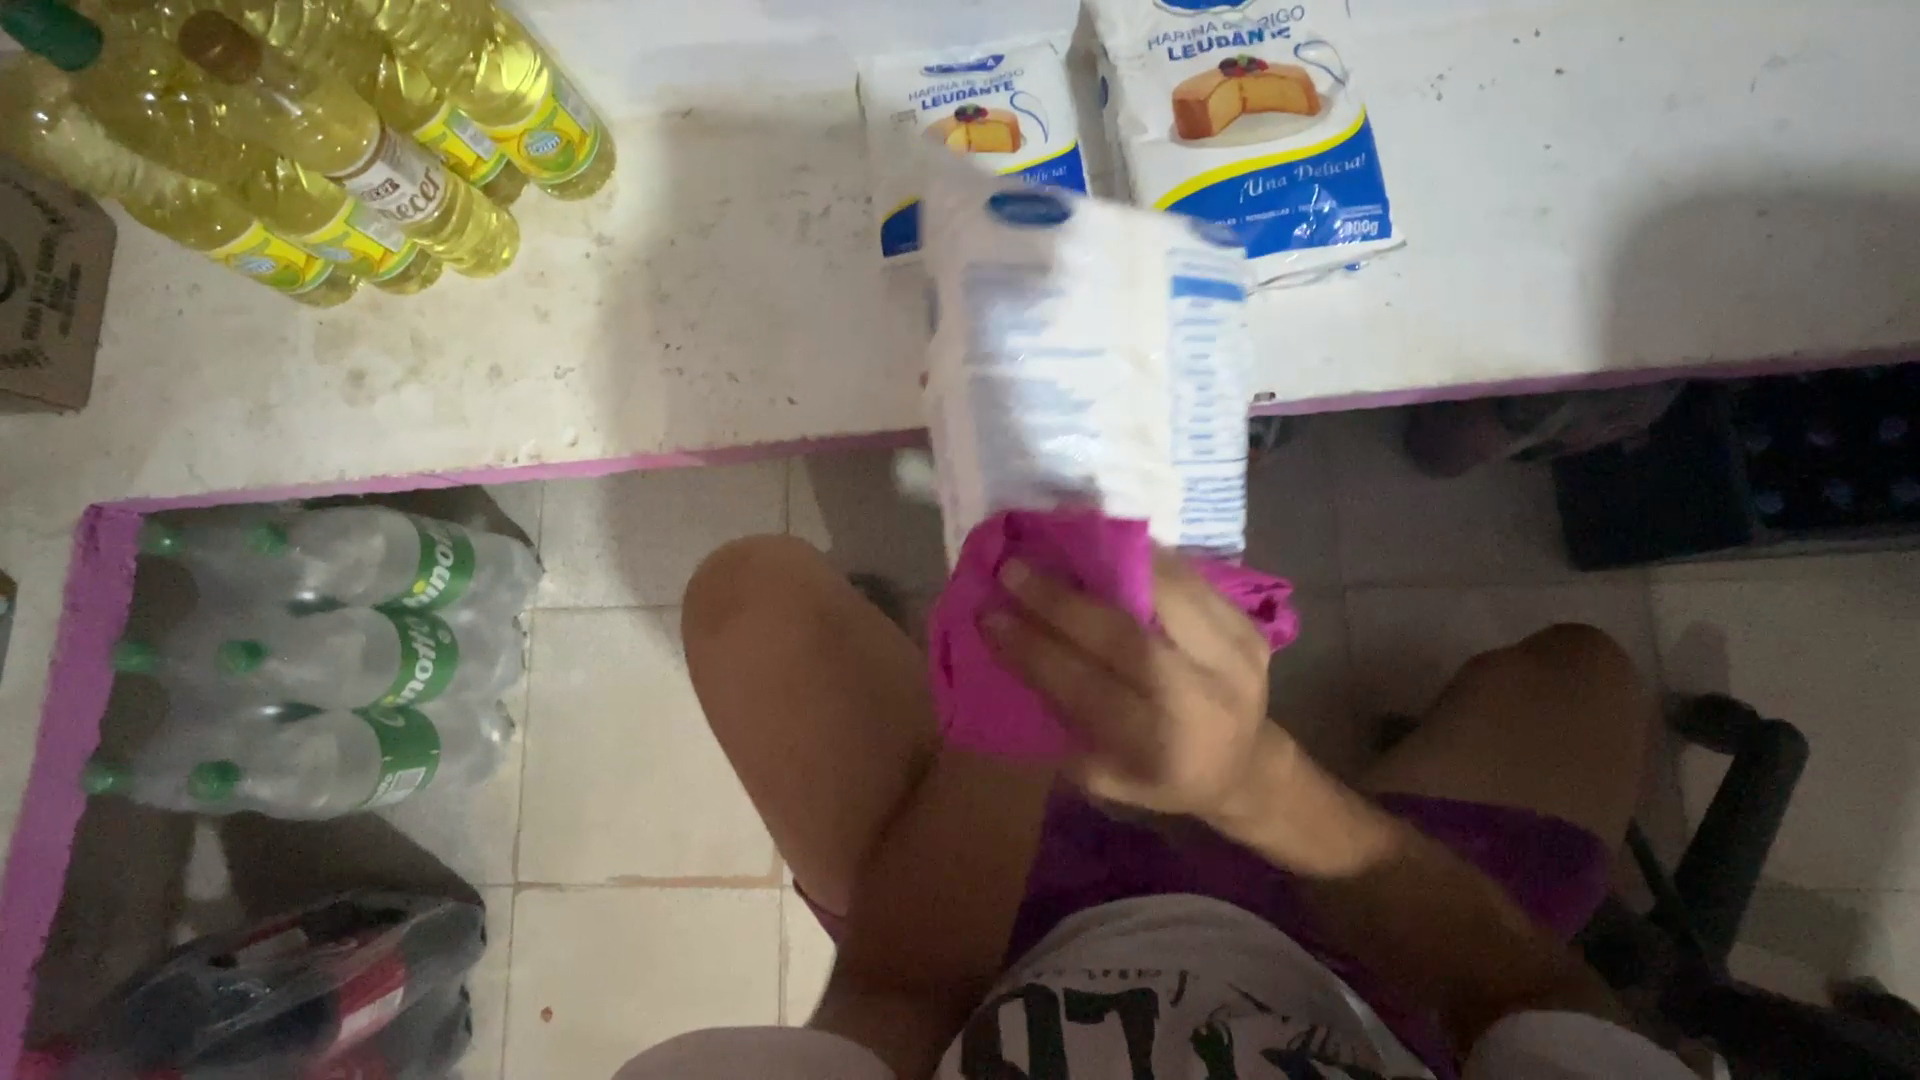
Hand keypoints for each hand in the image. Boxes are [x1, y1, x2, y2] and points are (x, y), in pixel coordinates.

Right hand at [982, 548, 1287, 820]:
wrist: (1244, 765)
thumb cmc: (1160, 775)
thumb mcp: (1103, 775)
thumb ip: (1062, 719)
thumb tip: (1014, 648)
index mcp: (1159, 748)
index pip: (1084, 687)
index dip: (1032, 648)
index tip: (988, 615)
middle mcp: (1202, 700)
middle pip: (1126, 636)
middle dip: (1060, 599)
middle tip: (1013, 569)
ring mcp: (1234, 658)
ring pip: (1163, 594)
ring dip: (1103, 563)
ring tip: (1057, 544)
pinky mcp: (1251, 627)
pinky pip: (1190, 578)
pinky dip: (1144, 557)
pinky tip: (1107, 544)